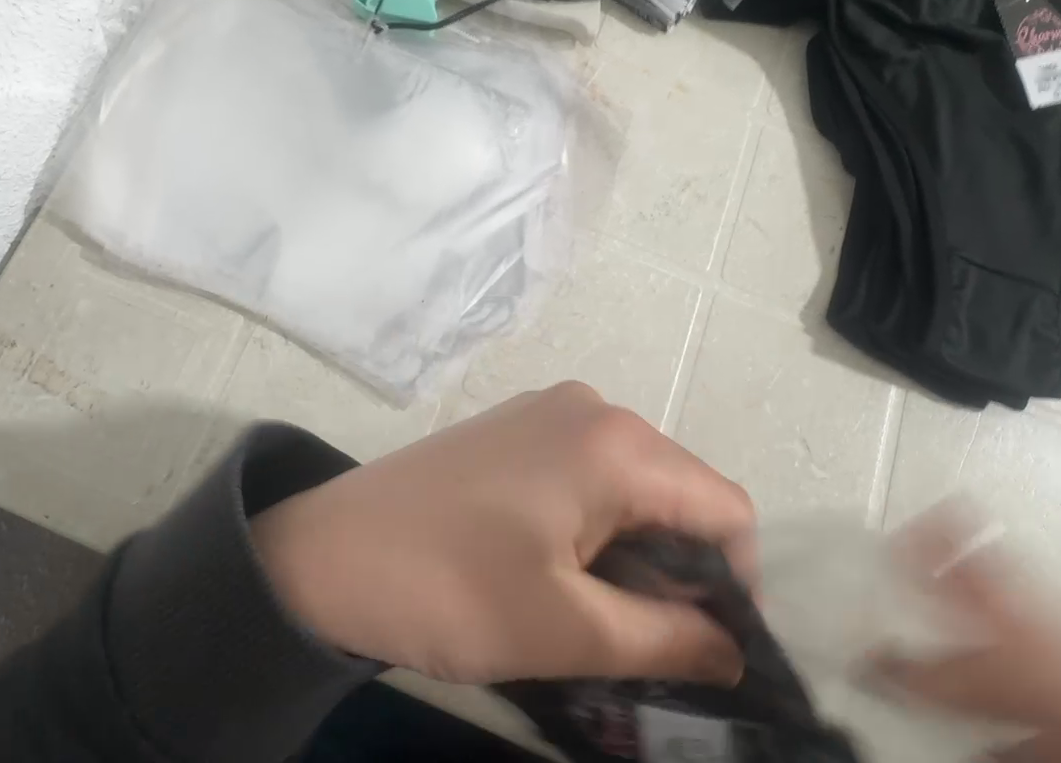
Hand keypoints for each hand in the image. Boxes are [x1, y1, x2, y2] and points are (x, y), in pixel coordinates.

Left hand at [249, 382, 754, 685]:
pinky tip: (557, 566)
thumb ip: (670, 641)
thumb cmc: (450, 590)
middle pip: (678, 491)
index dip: (737, 583)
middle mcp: (591, 407)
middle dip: (680, 568)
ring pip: (632, 483)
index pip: (725, 508)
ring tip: (594, 610)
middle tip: (645, 640)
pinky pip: (586, 470)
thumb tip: (735, 653)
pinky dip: (595, 522)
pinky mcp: (514, 426)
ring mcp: (547, 410)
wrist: (324, 554)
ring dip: (635, 550)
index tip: (708, 646)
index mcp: (615, 443)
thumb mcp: (568, 631)